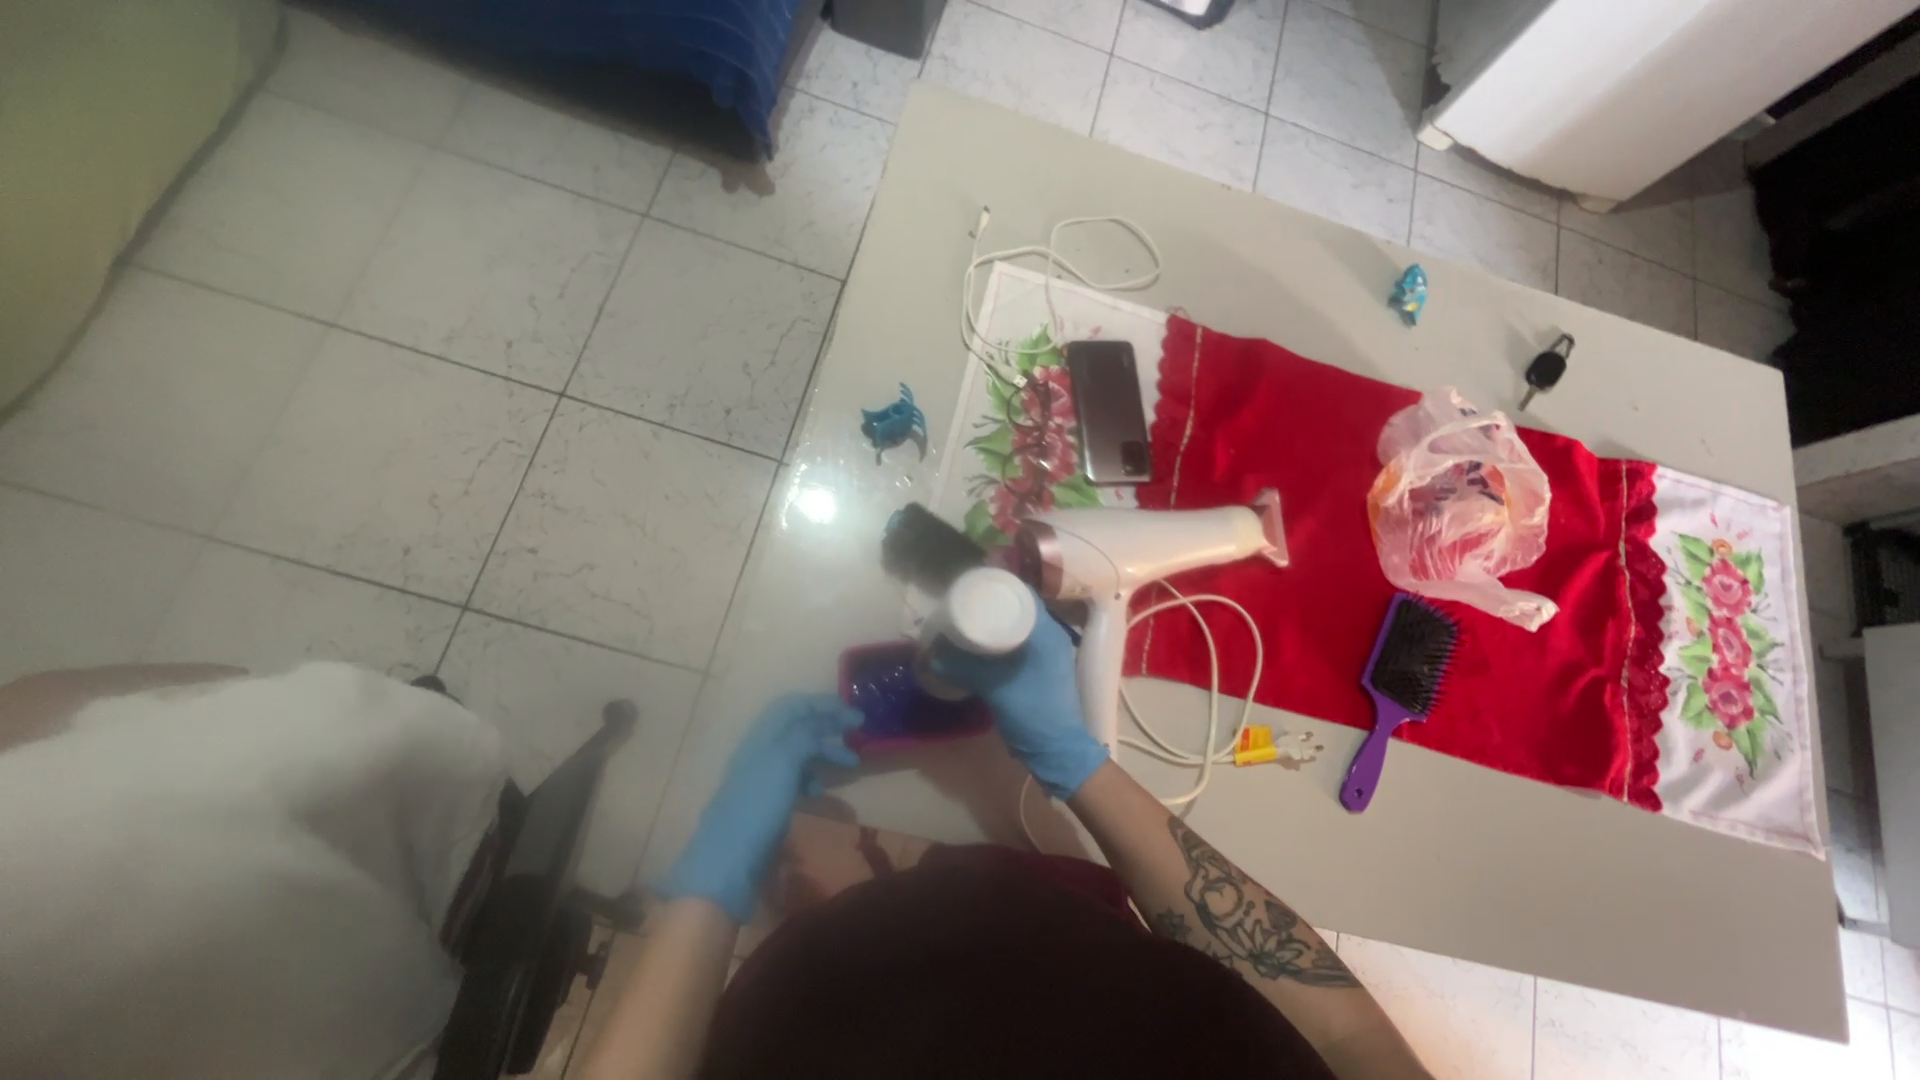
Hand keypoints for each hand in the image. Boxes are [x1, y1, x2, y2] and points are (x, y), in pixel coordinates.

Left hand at [659, 694, 859, 921]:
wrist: (728, 862)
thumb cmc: (756, 805)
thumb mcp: (783, 761)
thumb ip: (805, 734)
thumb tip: (826, 719)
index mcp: (762, 737)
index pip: (793, 706)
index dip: (822, 704)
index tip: (853, 713)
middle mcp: (762, 753)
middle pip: (799, 728)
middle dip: (829, 727)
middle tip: (858, 734)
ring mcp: (763, 780)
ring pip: (800, 755)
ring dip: (826, 755)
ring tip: (851, 766)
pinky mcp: (767, 804)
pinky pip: (795, 781)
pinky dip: (812, 780)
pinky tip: (820, 793)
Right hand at [929, 603, 1106, 799]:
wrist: (1058, 751)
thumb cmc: (1033, 714)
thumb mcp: (995, 688)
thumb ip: (965, 669)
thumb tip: (933, 654)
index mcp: (1047, 633)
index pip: (1023, 594)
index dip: (998, 585)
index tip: (972, 584)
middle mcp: (1051, 637)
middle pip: (1020, 608)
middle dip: (993, 604)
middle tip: (964, 603)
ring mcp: (1048, 654)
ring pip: (1019, 626)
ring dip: (996, 623)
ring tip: (968, 620)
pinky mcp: (1041, 669)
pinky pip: (1019, 643)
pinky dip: (1001, 641)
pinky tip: (981, 646)